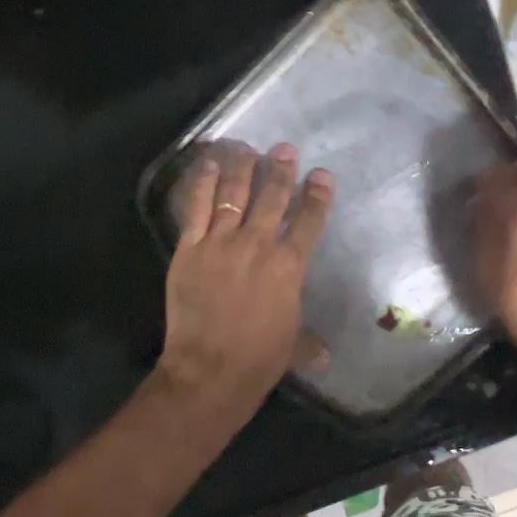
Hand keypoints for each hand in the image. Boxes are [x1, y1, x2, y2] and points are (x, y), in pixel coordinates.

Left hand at [156, 140, 332, 414]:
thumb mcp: (292, 348)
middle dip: (280, 170)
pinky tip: (208, 165)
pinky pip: (197, 207)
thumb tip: (326, 357)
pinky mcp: (190, 248)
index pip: (309, 221)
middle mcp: (258, 244)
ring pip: (234, 194)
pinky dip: (202, 183)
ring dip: (242, 167)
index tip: (321, 176)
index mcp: (290, 266)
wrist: (211, 369)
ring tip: (245, 147)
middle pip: (272, 197)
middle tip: (284, 149)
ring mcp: (221, 242)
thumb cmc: (258, 360)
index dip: (317, 196)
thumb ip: (309, 343)